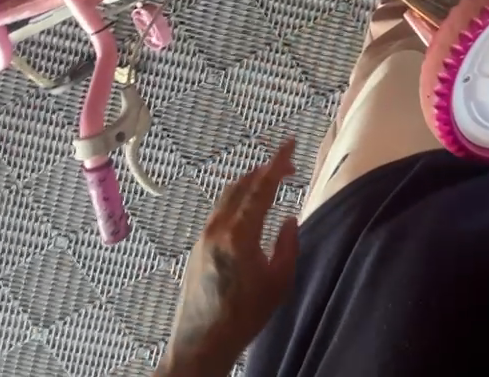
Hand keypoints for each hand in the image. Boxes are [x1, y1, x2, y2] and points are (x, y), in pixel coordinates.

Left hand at [159, 140, 299, 376]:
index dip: (278, 162)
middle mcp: (218, 228)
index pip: (262, 186)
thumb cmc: (244, 316)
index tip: (290, 144)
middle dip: (266, 169)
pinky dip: (237, 197)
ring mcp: (204, 236)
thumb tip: (289, 217)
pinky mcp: (197, 247)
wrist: (200, 346)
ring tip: (270, 181)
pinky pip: (220, 209)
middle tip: (287, 166)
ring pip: (228, 195)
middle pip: (242, 184)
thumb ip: (288, 244)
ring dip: (250, 182)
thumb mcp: (279, 282)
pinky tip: (248, 207)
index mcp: (240, 234)